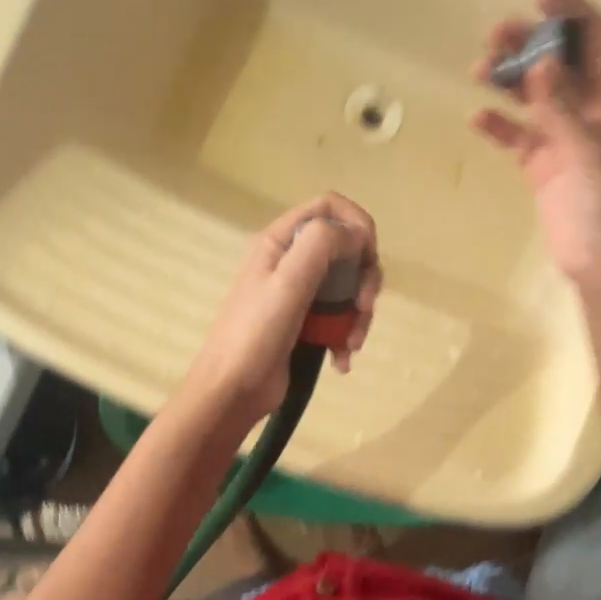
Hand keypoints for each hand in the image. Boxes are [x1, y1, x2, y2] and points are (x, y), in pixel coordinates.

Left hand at [182, 193, 381, 423]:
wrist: (232, 391)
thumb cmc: (254, 334)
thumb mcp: (287, 281)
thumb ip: (322, 245)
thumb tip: (357, 234)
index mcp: (280, 241)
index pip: (329, 208)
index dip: (356, 224)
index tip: (368, 256)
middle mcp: (290, 261)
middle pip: (346, 250)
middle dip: (363, 279)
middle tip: (364, 308)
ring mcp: (298, 294)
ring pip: (348, 289)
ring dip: (358, 316)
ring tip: (350, 345)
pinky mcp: (305, 325)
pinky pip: (339, 319)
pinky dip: (346, 337)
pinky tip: (341, 361)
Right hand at [470, 0, 600, 288]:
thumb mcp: (587, 153)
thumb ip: (560, 108)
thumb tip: (539, 63)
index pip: (596, 41)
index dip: (571, 13)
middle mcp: (589, 113)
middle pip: (560, 63)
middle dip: (531, 43)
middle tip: (495, 36)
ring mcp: (565, 140)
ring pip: (535, 97)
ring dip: (510, 80)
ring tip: (480, 69)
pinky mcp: (544, 167)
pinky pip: (519, 137)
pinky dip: (501, 126)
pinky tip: (479, 118)